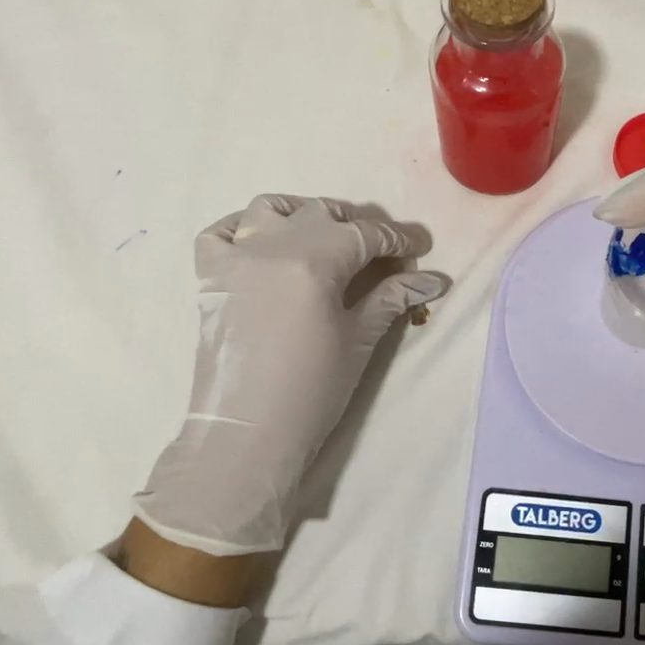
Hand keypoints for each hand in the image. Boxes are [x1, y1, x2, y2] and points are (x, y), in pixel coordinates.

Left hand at [133, 195, 447, 557]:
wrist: (245, 435)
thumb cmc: (311, 392)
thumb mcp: (360, 341)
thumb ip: (391, 298)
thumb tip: (434, 280)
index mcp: (314, 262)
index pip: (365, 234)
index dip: (398, 239)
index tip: (421, 249)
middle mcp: (272, 247)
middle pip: (323, 214)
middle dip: (359, 226)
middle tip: (382, 254)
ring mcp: (235, 258)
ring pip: (271, 209)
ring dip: (304, 215)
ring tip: (325, 239)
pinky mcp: (209, 277)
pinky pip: (219, 232)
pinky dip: (242, 228)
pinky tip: (265, 246)